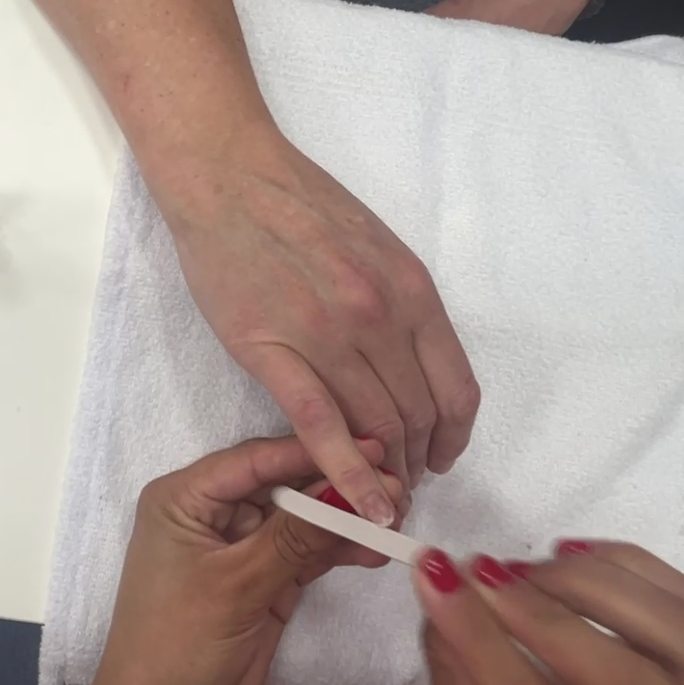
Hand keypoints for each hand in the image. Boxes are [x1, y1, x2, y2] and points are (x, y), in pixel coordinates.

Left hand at [87, 435, 406, 684]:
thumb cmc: (178, 646)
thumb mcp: (236, 587)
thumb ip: (294, 538)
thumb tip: (351, 492)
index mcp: (184, 497)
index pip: (254, 460)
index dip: (309, 451)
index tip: (368, 446)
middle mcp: (210, 511)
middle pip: (280, 484)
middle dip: (333, 486)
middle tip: (394, 485)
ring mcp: (238, 546)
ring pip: (297, 519)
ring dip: (341, 520)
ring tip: (397, 517)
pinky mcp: (261, 579)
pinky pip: (303, 553)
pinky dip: (335, 551)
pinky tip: (374, 550)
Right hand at [157, 133, 480, 521]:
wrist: (227, 180)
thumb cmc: (298, 204)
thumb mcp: (374, 244)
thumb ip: (399, 304)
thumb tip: (405, 368)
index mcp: (412, 289)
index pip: (456, 389)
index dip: (454, 438)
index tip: (441, 458)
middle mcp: (380, 316)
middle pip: (416, 416)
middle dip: (417, 462)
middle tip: (402, 484)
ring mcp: (326, 335)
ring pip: (375, 428)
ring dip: (384, 473)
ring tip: (378, 495)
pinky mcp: (270, 350)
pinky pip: (319, 425)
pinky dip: (344, 472)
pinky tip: (357, 504)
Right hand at [412, 542, 683, 684]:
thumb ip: (455, 678)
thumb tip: (442, 592)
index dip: (480, 636)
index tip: (435, 572)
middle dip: (544, 613)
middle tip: (483, 571)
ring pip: (677, 638)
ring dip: (588, 582)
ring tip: (526, 571)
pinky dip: (629, 564)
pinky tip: (572, 556)